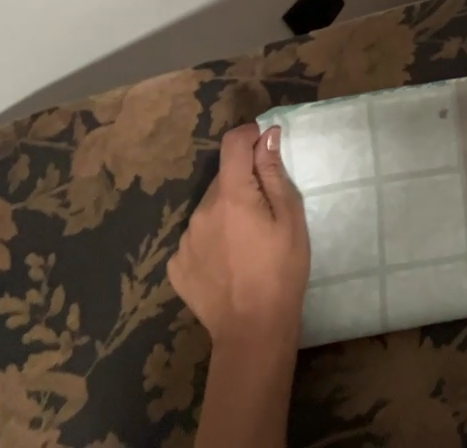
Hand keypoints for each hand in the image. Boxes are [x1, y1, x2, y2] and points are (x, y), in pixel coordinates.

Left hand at [169, 124, 309, 347]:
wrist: (253, 330)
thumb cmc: (282, 269)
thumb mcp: (290, 217)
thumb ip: (274, 174)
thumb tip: (267, 136)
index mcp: (230, 195)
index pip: (232, 144)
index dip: (250, 135)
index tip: (267, 143)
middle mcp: (200, 211)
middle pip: (223, 179)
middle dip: (244, 182)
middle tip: (269, 208)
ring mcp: (184, 240)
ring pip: (210, 209)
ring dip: (228, 211)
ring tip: (250, 241)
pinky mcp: (176, 266)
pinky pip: (198, 237)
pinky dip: (214, 239)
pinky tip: (231, 261)